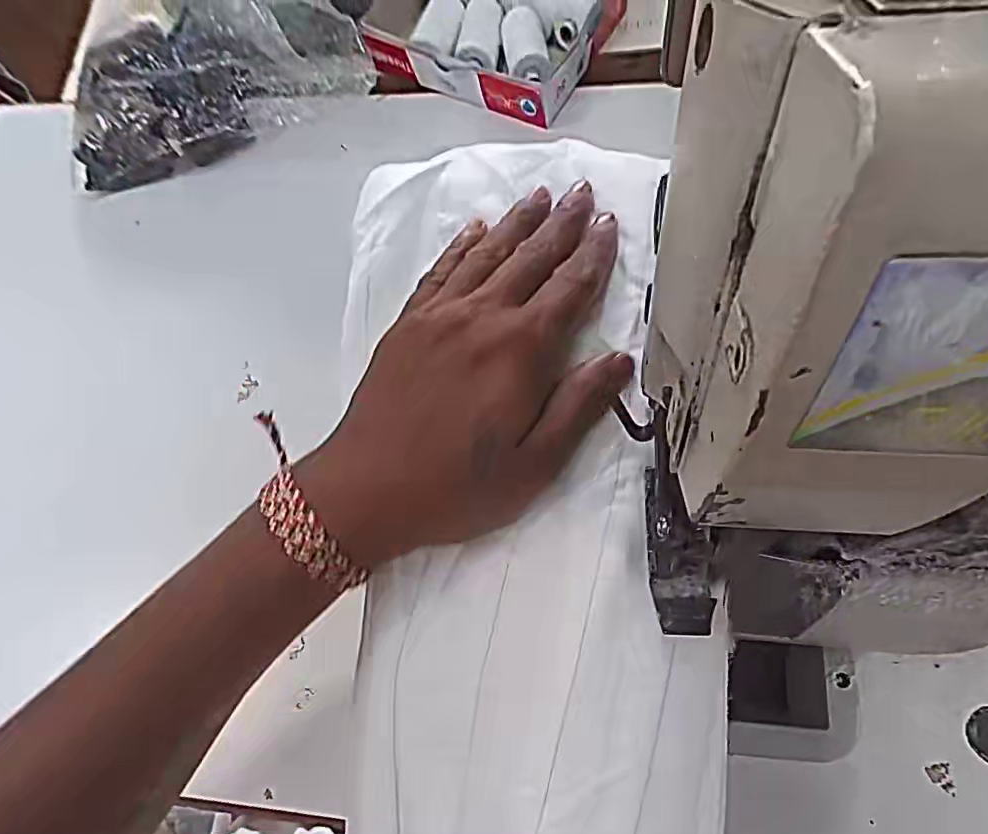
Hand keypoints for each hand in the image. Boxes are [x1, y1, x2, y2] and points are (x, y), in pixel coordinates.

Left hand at [295, 180, 628, 567]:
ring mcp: (440, 318)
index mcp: (520, 353)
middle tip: (583, 192)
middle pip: (531, 261)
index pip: (569, 291)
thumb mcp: (536, 464)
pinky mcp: (408, 326)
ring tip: (540, 195)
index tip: (610, 226)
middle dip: (562, 225)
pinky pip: (442, 271)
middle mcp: (482, 320)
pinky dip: (464, 246)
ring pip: (488, 256)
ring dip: (518, 224)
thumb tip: (619, 360)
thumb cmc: (459, 487)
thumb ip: (579, 407)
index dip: (594, 257)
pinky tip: (477, 230)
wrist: (368, 488)